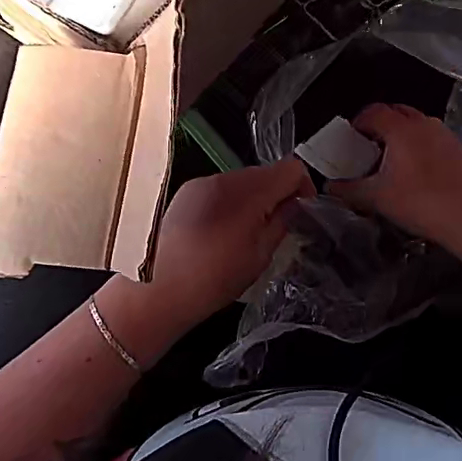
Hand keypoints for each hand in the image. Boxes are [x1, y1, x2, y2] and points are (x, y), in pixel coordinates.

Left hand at [143, 158, 314, 326]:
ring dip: (253, 197)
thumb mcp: (261, 255)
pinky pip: (220, 187)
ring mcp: (203, 182)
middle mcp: (225, 178)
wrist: (158, 292)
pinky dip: (230, 201)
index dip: (303, 187)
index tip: (301, 210)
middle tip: (276, 225)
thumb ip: (283, 221)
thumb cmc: (215, 279)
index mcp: (248, 193)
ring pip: (243, 179)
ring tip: (246, 230)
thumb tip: (294, 204)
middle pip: (266, 172)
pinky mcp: (186, 191)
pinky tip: (221, 229)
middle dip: (277, 193)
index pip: (291, 168)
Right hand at [328, 103, 461, 260]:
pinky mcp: (456, 148)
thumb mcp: (378, 198)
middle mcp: (424, 123)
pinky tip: (413, 168)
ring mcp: (443, 134)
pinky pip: (429, 135)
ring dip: (398, 132)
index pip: (373, 111)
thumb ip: (350, 189)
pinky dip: (416, 142)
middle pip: (395, 111)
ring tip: (388, 158)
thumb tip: (330, 186)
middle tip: (366, 146)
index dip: (358, 122)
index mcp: (401, 129)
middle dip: (378, 124)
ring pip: (414, 122)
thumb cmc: (420, 203)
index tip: (349, 139)